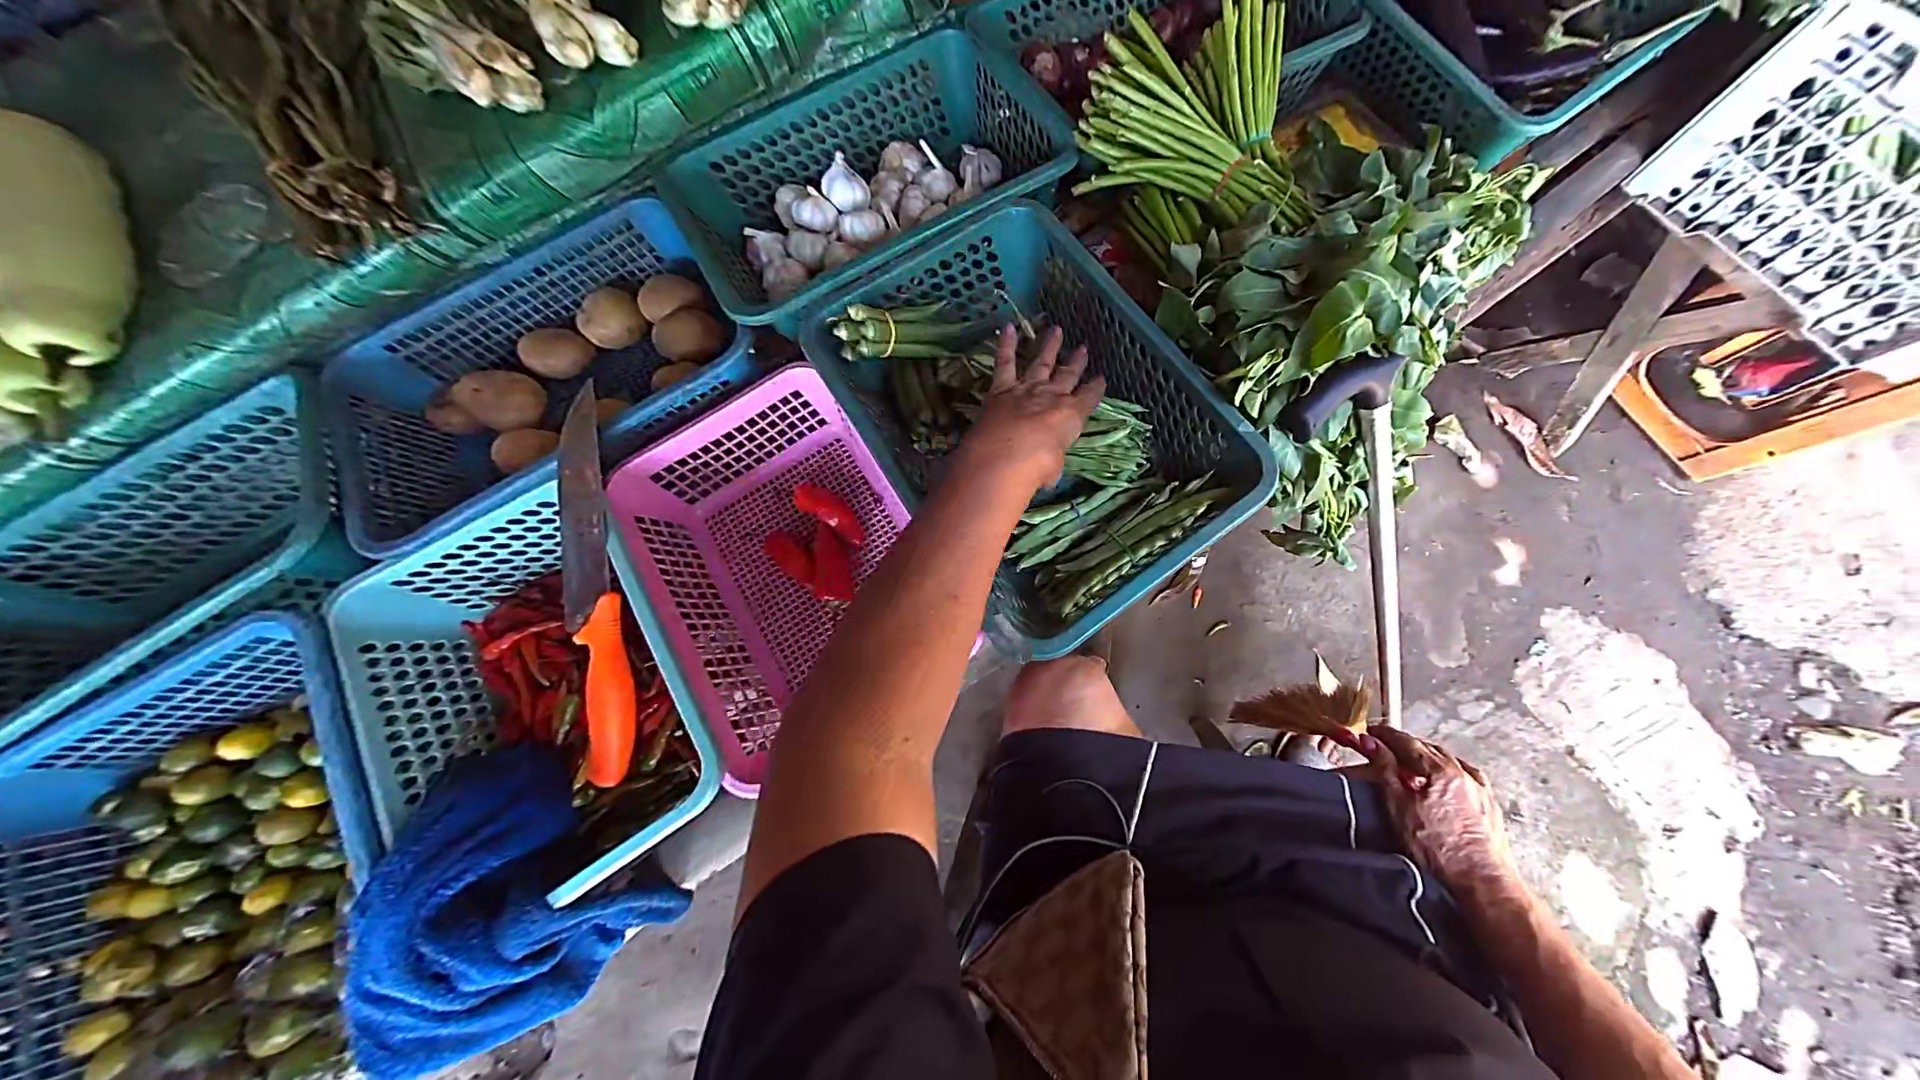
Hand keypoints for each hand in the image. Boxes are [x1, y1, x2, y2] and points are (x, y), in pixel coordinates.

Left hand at [957, 324, 1104, 490]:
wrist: (1005, 456)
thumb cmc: (1036, 467)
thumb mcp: (1053, 469)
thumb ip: (1052, 462)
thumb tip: (1047, 467)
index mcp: (1072, 416)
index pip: (1089, 398)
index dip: (1096, 388)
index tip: (1101, 379)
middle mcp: (1052, 396)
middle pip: (1068, 375)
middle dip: (1076, 362)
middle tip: (1082, 348)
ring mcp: (1027, 389)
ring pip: (1040, 362)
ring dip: (1049, 346)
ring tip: (1056, 330)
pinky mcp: (1001, 388)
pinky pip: (1005, 362)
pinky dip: (1007, 344)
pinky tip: (1008, 327)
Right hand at [1333, 726, 1516, 892]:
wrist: (1482, 881)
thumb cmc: (1438, 847)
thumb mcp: (1399, 805)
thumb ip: (1384, 769)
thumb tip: (1371, 742)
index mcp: (1439, 769)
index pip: (1406, 741)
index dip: (1384, 735)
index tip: (1370, 733)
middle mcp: (1463, 773)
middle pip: (1427, 747)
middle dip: (1404, 744)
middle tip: (1384, 747)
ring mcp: (1479, 788)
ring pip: (1448, 760)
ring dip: (1426, 756)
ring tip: (1410, 762)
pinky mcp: (1489, 804)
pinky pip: (1467, 775)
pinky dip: (1449, 769)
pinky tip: (1444, 777)